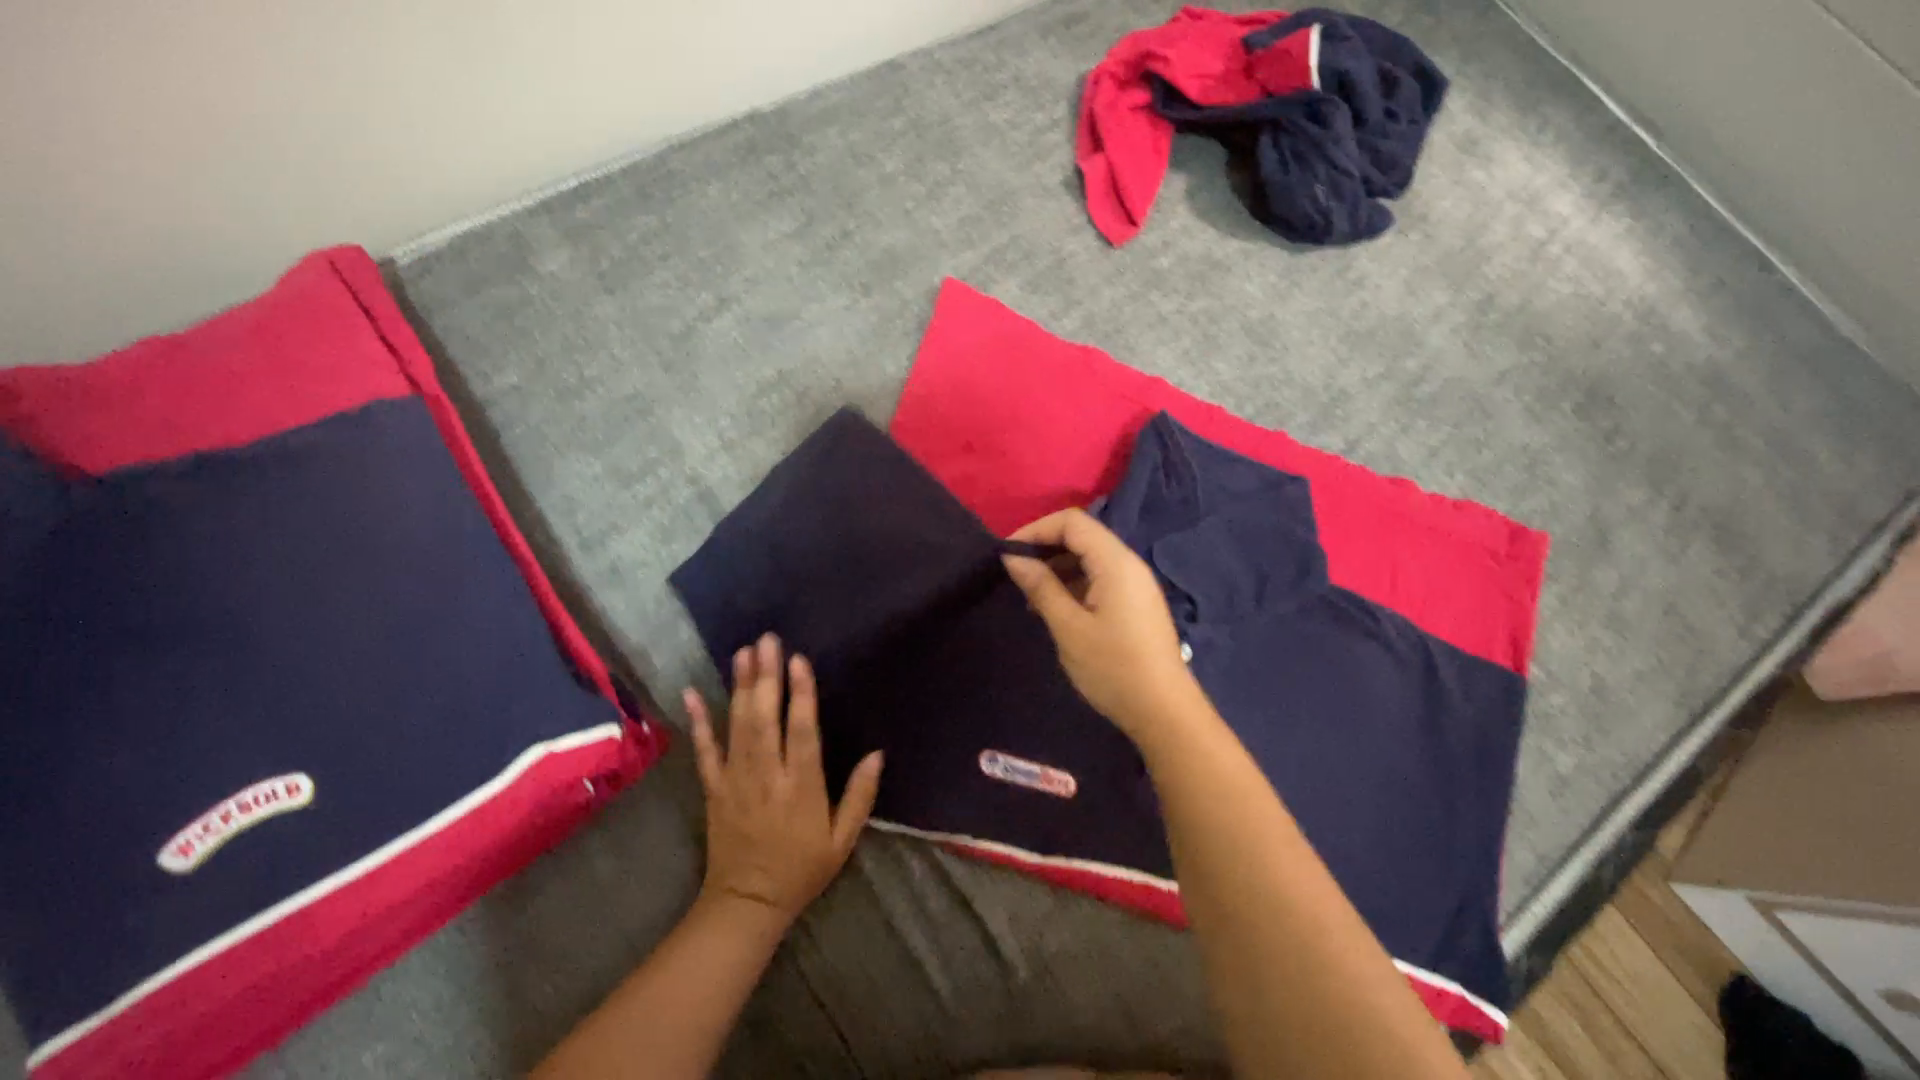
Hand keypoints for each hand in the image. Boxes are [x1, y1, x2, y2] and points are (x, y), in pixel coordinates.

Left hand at [684, 634, 883, 927]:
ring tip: (744, 653)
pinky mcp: (713, 788)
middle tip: (767, 640)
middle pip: (765, 719)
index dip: (800, 694)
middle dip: (767, 677)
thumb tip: (877, 754)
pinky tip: (693, 693)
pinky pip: (704, 751)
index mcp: (802, 787)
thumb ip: (860, 796)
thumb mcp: (842, 840)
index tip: (798, 660)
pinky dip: (699, 721)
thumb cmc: (802, 870)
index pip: (802, 731)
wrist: (748, 903)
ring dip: (741, 687)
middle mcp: (767, 776)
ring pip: (738, 726)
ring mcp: (736, 780)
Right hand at [1000, 507, 1207, 742]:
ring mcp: (1136, 585)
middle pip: (1083, 536)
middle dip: (1046, 549)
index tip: (1008, 554)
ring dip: (1058, 569)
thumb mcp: (1068, 627)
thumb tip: (1012, 556)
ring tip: (1032, 599)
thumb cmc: (1112, 668)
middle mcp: (1129, 564)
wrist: (1162, 711)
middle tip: (1016, 577)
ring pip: (1091, 559)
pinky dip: (1075, 585)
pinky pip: (1101, 579)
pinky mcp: (1136, 604)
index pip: (1072, 521)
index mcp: (1115, 562)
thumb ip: (1040, 586)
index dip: (1037, 529)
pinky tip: (1056, 611)